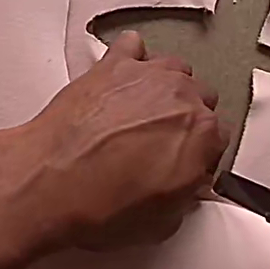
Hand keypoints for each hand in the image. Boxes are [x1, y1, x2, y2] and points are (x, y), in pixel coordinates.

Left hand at [0, 31, 225, 251]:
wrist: (50, 181)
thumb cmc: (99, 201)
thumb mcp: (162, 222)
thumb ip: (186, 195)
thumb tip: (185, 188)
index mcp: (203, 134)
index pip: (219, 135)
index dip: (202, 151)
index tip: (186, 159)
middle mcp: (182, 96)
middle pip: (201, 96)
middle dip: (186, 116)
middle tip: (163, 137)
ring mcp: (148, 75)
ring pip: (173, 68)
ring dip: (165, 86)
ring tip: (143, 108)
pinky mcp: (113, 64)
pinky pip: (133, 46)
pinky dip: (132, 58)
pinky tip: (123, 76)